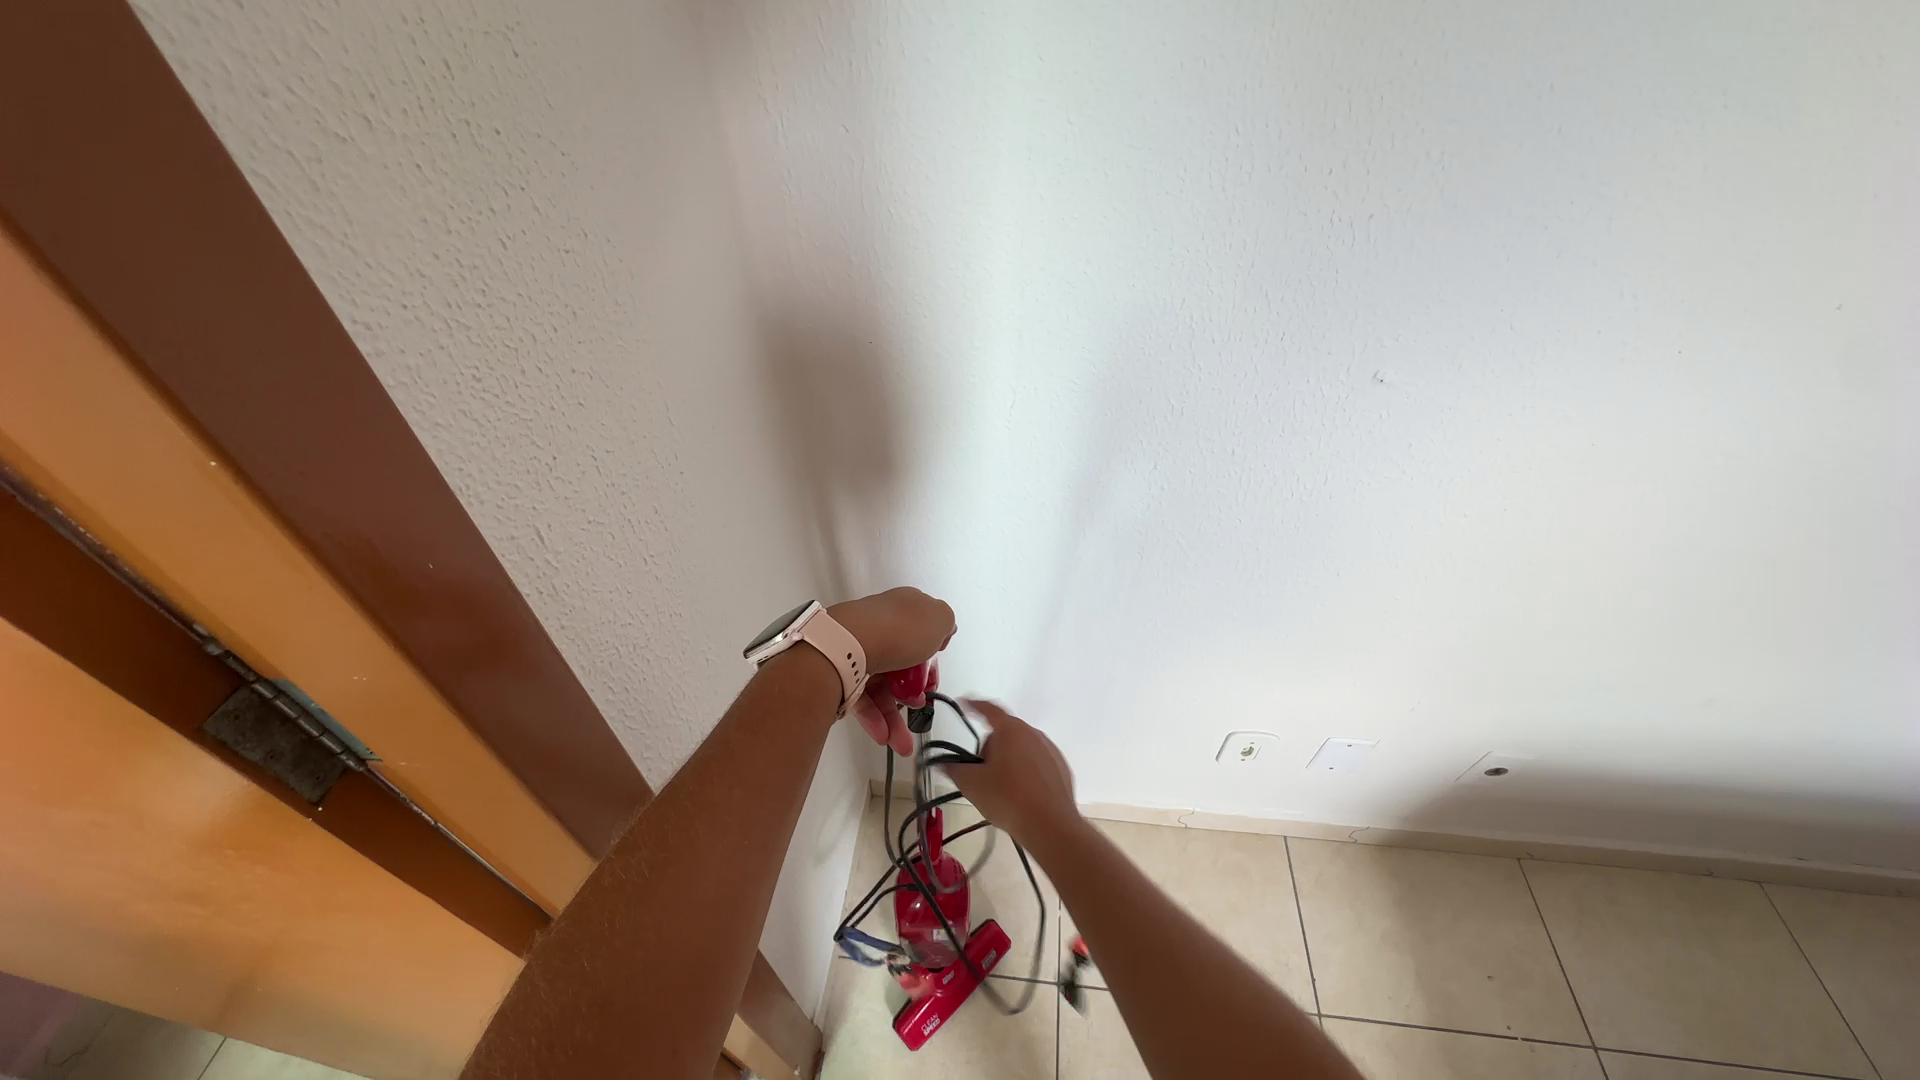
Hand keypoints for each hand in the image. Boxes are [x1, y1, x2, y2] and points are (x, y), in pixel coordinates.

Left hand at [829, 588, 954, 755]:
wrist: (846, 645)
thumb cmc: (896, 631)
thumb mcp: (939, 619)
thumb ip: (946, 624)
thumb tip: (943, 631)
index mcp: (903, 609)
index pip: (921, 635)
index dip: (930, 661)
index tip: (933, 680)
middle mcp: (880, 628)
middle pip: (902, 666)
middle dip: (913, 694)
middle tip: (919, 707)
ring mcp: (858, 649)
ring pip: (882, 688)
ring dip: (895, 717)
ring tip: (902, 742)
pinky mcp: (841, 671)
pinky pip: (862, 698)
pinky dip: (875, 719)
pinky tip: (885, 735)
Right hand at [941, 701, 1083, 851]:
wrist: (1049, 825)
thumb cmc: (1007, 798)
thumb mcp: (971, 784)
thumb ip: (953, 768)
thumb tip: (944, 762)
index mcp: (1010, 730)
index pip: (988, 709)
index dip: (973, 706)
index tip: (965, 703)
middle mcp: (1032, 733)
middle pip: (1005, 732)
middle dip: (991, 748)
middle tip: (981, 772)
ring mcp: (1050, 750)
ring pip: (1022, 748)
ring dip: (1009, 760)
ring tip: (1003, 788)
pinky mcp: (1061, 768)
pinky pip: (1038, 763)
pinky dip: (1027, 772)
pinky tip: (1022, 795)